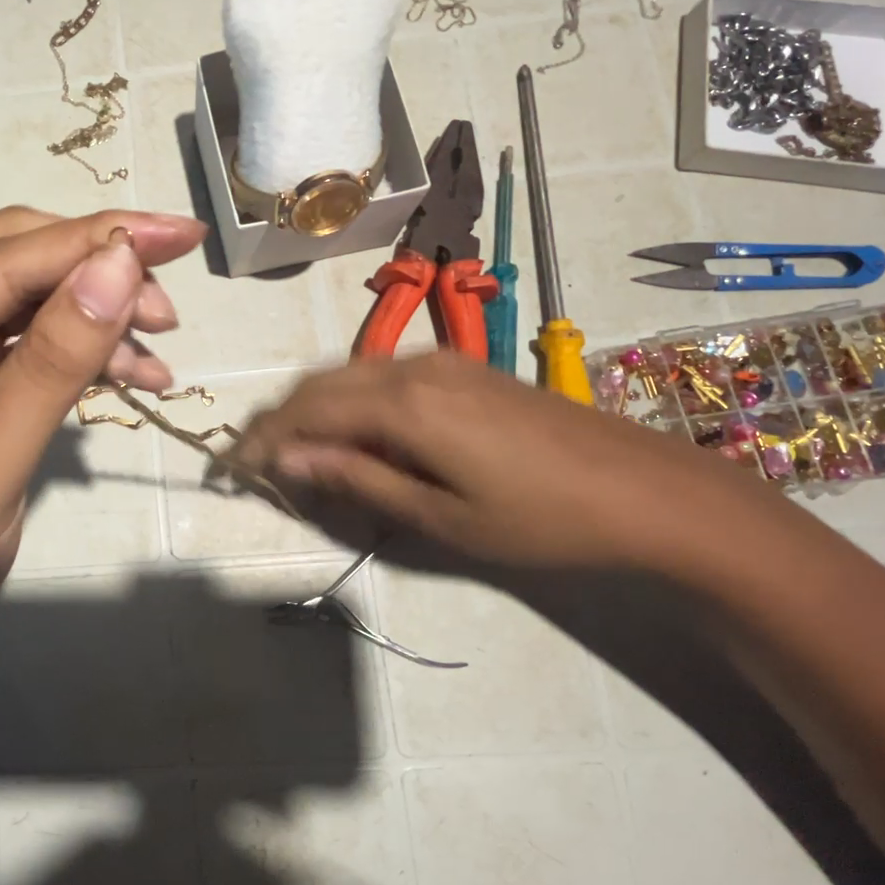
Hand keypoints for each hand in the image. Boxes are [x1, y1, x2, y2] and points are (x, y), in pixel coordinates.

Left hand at [0, 207, 207, 660]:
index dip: (93, 240)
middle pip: (14, 261)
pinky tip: (138, 376)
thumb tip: (119, 264)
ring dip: (99, 313)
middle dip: (97, 270)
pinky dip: (87, 352)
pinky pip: (34, 343)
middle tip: (171, 301)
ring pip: (31, 298)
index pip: (1, 261)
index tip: (180, 232)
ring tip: (163, 345)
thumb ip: (52, 360)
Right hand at [230, 351, 790, 572]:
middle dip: (279, 420)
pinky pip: (381, 375)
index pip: (305, 413)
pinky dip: (349, 401)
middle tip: (255, 462)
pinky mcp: (465, 369)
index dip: (262, 440)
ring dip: (312, 408)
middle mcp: (413, 368)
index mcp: (403, 405)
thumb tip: (286, 458)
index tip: (232, 469)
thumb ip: (356, 479)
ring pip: (348, 375)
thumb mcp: (440, 517)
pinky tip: (354, 433)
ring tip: (296, 453)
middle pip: (319, 385)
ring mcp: (443, 363)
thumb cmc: (541, 521)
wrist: (652, 494)